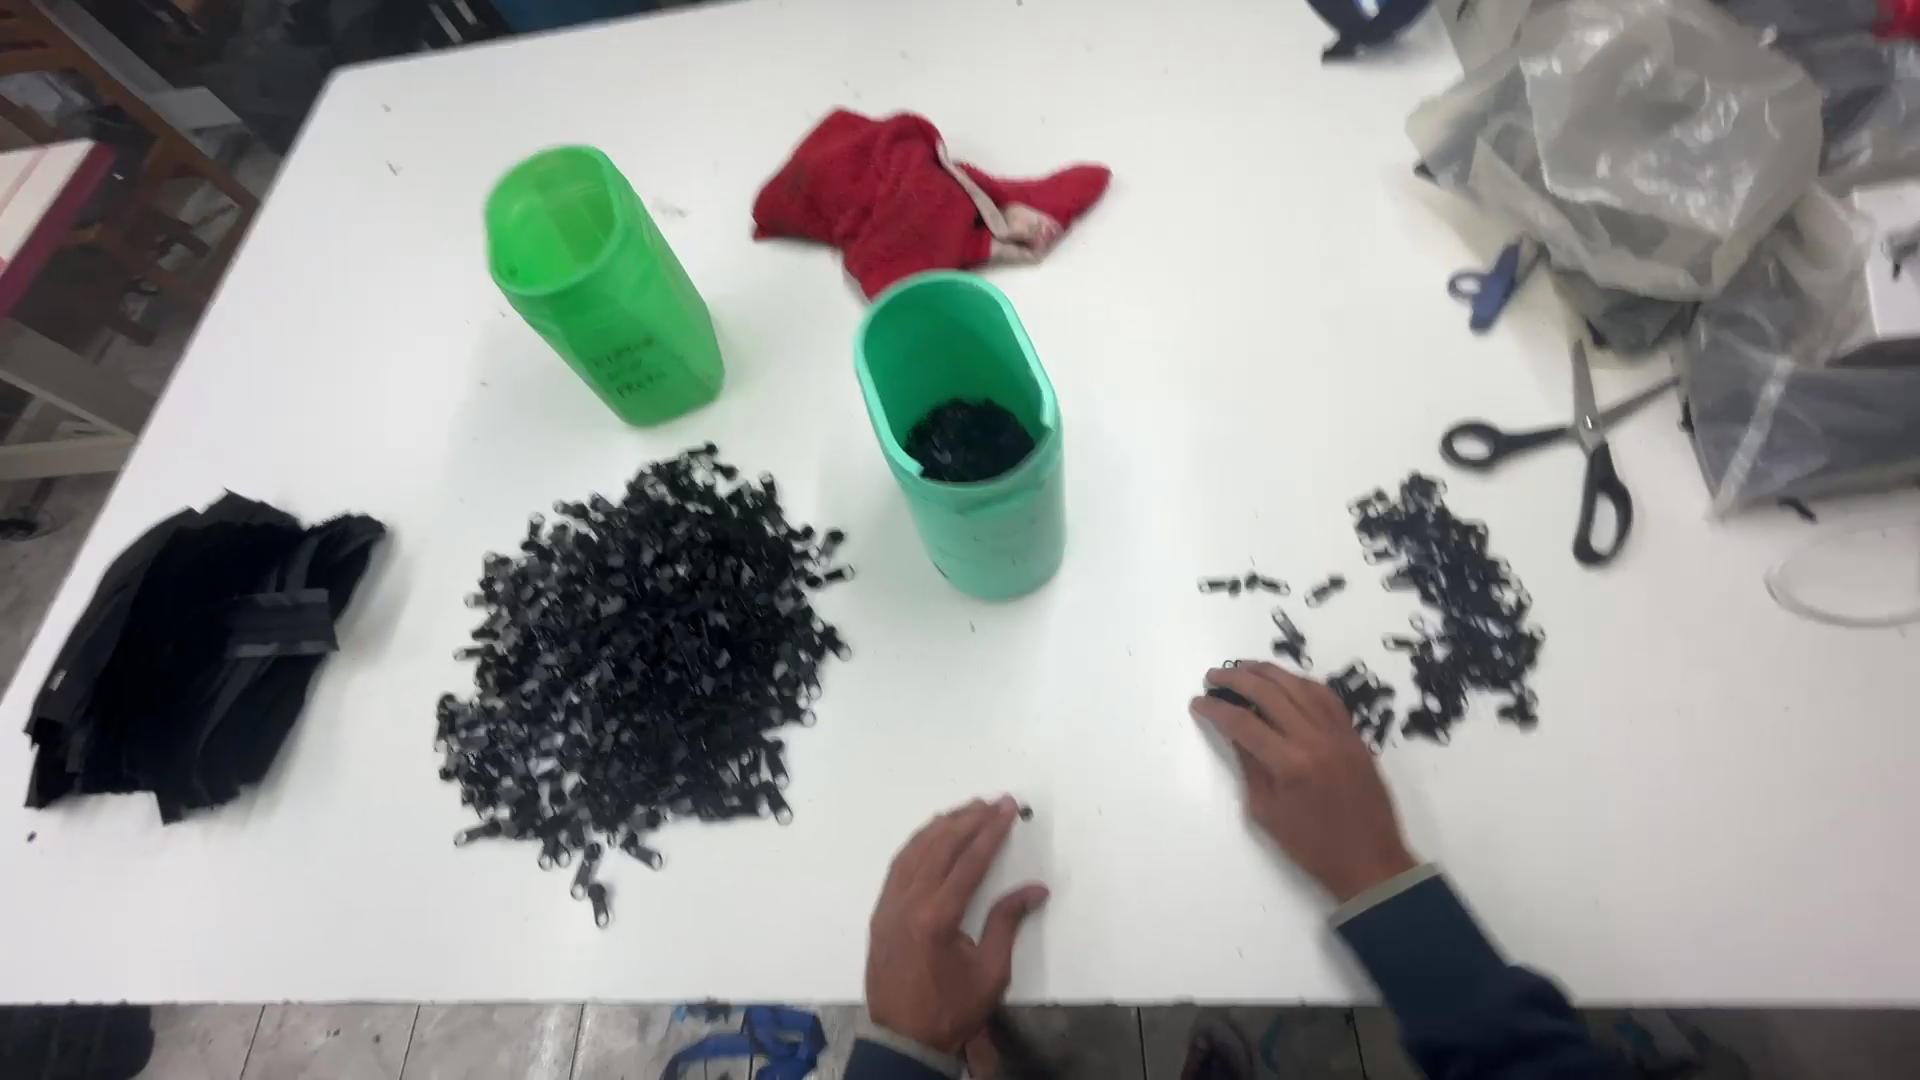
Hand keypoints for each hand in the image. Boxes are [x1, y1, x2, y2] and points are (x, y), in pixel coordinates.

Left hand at [865, 796, 1048, 1055]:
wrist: (903, 1040)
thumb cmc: (951, 1010)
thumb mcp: (990, 973)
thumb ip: (1008, 922)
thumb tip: (1035, 889)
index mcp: (937, 916)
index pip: (970, 861)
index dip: (992, 831)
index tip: (1007, 809)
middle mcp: (909, 901)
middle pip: (941, 846)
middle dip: (970, 819)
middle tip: (993, 802)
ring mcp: (890, 903)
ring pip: (916, 849)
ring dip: (943, 825)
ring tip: (966, 809)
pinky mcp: (880, 909)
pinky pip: (899, 863)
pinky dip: (918, 842)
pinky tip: (933, 833)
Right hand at [1190, 662, 1416, 901]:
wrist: (1372, 863)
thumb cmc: (1312, 846)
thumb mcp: (1266, 810)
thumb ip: (1249, 764)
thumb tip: (1233, 730)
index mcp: (1290, 764)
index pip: (1242, 723)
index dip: (1215, 708)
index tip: (1197, 702)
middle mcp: (1315, 739)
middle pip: (1269, 693)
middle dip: (1235, 679)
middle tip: (1212, 676)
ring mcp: (1338, 734)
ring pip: (1298, 686)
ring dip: (1266, 672)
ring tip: (1242, 668)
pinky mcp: (1353, 735)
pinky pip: (1325, 696)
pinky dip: (1300, 683)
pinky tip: (1283, 682)